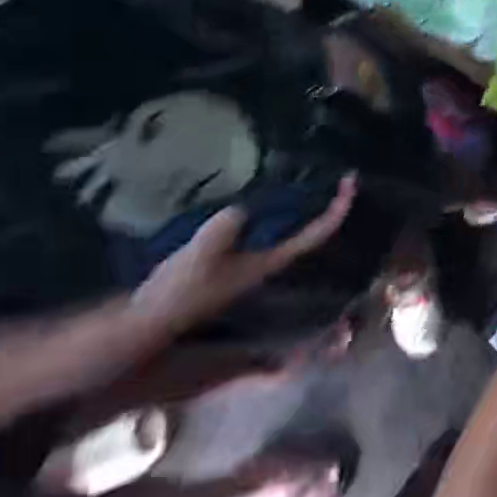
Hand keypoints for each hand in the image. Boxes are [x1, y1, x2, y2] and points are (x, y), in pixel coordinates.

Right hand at [128, 177, 355, 342]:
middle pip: (310, 231)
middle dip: (325, 203)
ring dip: (299, 208)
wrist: (146, 323)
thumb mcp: (202, 253)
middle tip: (332, 173)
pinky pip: (264, 234)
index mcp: (273, 262)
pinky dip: (271, 215)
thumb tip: (242, 209)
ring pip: (288, 233)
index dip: (339, 206)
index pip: (319, 231)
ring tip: (303, 178)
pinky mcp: (231, 266)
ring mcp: (251, 267)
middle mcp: (270, 265)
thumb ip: (226, 227)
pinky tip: (261, 201)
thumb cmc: (179, 293)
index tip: (350, 179)